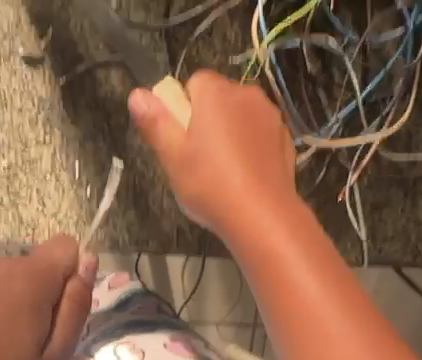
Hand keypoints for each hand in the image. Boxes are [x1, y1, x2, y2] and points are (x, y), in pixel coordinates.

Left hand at [0, 236, 95, 359]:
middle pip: (33, 265)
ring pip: (4, 278)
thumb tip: (89, 260)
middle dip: (39, 296)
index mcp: (26, 280)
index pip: (65, 246)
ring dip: (10, 303)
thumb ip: (76, 307)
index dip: (70, 280)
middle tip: (29, 346)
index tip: (58, 319)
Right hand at [130, 72, 296, 242]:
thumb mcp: (172, 158)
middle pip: (219, 98)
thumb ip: (155, 123)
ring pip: (240, 115)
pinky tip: (244, 176)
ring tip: (222, 172)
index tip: (181, 140)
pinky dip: (250, 147)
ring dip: (230, 133)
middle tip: (198, 160)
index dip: (183, 110)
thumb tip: (136, 94)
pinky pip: (259, 134)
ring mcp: (269, 114)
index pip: (194, 83)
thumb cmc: (210, 185)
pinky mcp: (284, 136)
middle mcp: (245, 93)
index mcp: (215, 94)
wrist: (261, 214)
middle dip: (207, 120)